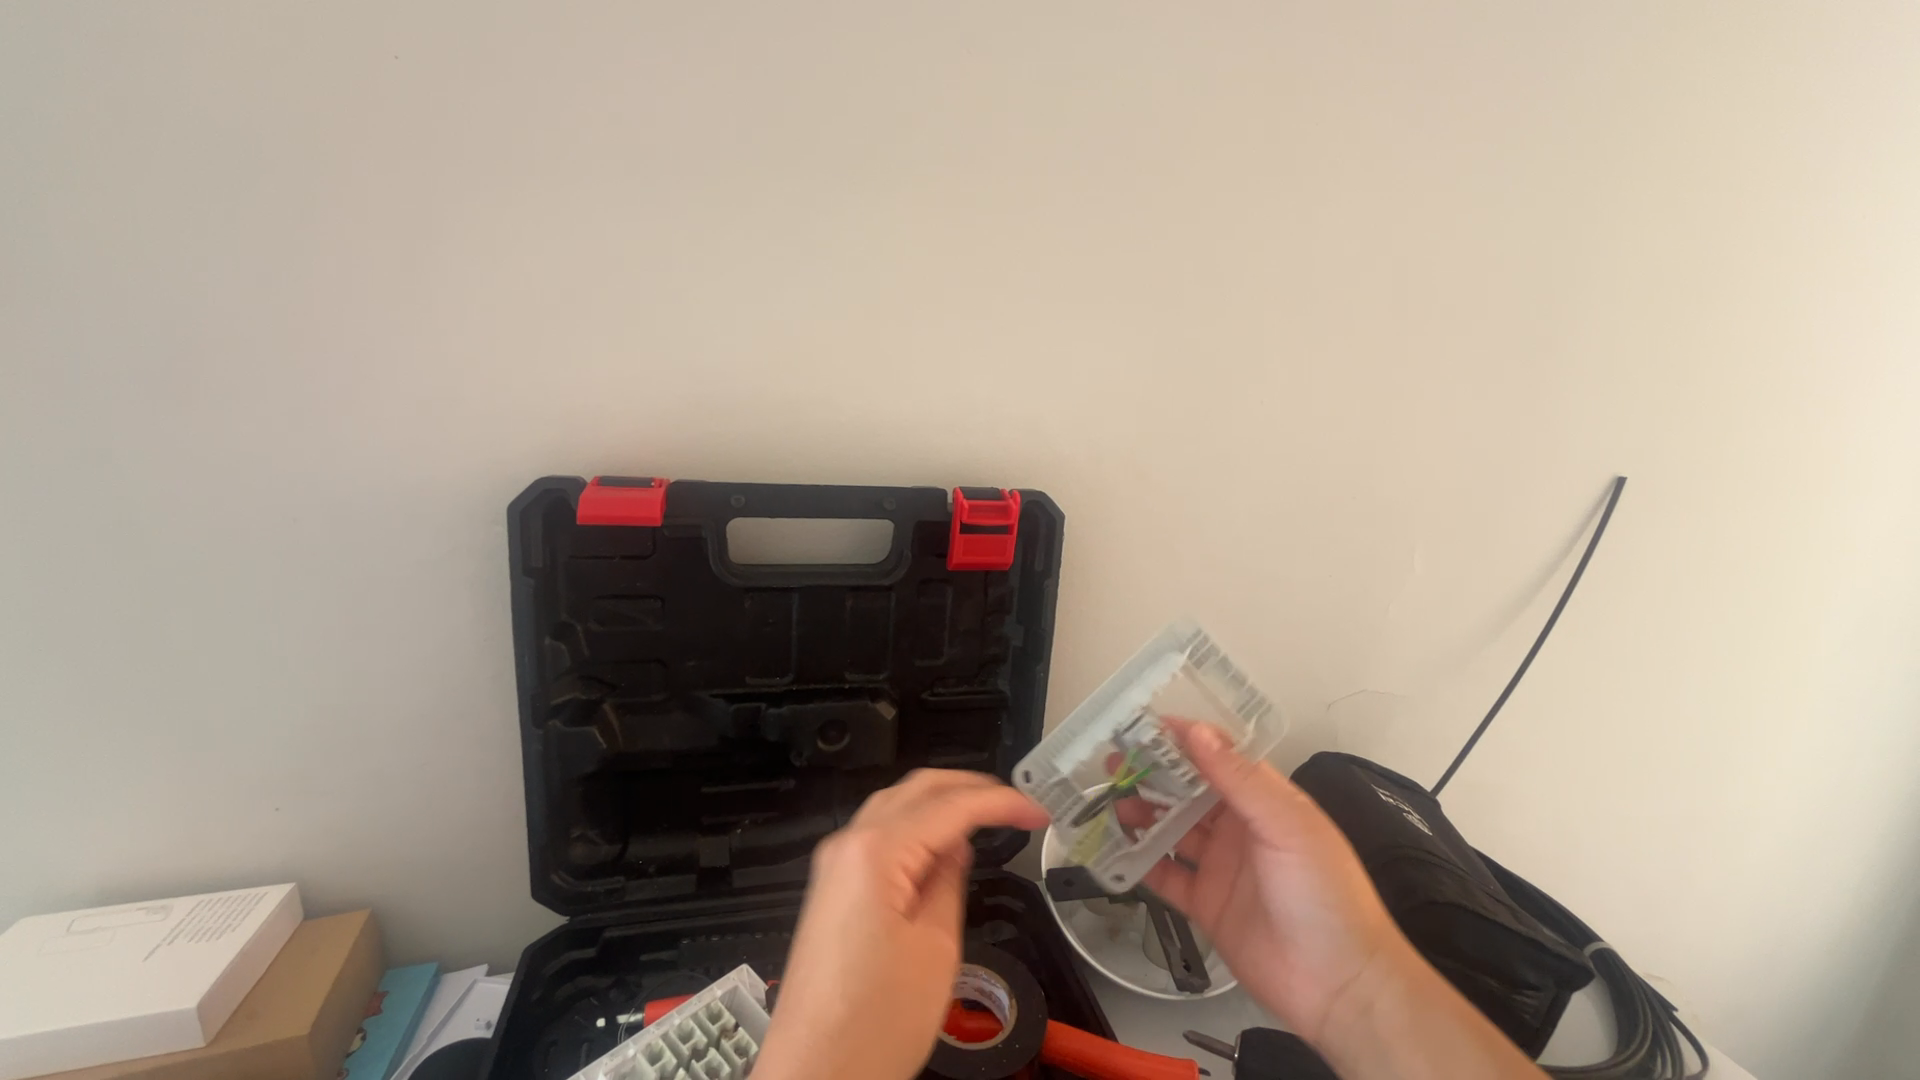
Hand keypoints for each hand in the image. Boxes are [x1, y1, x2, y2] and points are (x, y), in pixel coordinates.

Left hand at [754, 769, 1048, 1079]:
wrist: (814, 1075)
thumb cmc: (872, 1025)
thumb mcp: (935, 948)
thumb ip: (949, 881)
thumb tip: (957, 848)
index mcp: (875, 853)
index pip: (950, 806)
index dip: (1000, 803)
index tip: (1036, 812)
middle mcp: (847, 847)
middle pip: (915, 789)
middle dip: (969, 788)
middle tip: (1013, 803)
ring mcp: (834, 867)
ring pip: (894, 806)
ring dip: (941, 803)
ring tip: (985, 817)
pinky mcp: (833, 890)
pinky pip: (878, 836)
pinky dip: (916, 828)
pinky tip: (942, 846)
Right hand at [1130, 723, 1544, 1079]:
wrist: (1340, 988)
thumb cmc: (1324, 894)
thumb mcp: (1285, 824)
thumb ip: (1238, 778)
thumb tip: (1194, 730)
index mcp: (1266, 801)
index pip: (1219, 757)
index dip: (1183, 740)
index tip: (1142, 727)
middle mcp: (1241, 828)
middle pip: (1189, 791)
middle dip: (1153, 774)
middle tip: (1115, 762)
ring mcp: (1222, 867)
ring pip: (1173, 830)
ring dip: (1143, 814)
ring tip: (1113, 803)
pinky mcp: (1206, 904)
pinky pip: (1166, 876)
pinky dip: (1140, 863)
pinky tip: (1115, 850)